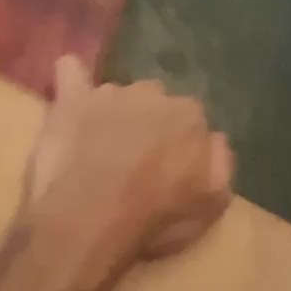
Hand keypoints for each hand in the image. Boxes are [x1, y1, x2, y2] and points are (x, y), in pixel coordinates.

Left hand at [22, 55, 233, 272]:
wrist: (88, 220)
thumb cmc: (153, 219)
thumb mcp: (211, 205)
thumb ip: (220, 164)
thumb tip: (215, 139)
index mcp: (191, 117)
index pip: (190, 121)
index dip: (177, 146)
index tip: (167, 171)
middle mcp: (153, 94)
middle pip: (154, 103)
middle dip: (146, 126)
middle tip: (132, 164)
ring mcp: (110, 93)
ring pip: (115, 95)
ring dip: (111, 115)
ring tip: (96, 151)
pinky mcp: (72, 99)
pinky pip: (70, 70)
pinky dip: (72, 80)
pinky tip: (71, 98)